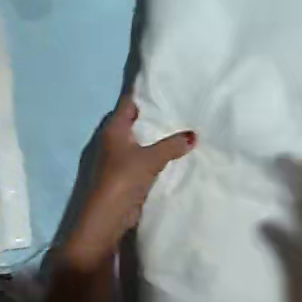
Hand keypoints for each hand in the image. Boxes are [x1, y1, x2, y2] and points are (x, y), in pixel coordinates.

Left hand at [58, 97, 194, 272]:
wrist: (108, 217)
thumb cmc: (123, 179)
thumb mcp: (151, 159)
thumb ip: (172, 146)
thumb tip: (193, 135)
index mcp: (113, 129)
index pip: (129, 102)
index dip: (144, 93)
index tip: (165, 84)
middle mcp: (112, 140)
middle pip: (135, 121)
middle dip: (154, 115)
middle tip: (180, 105)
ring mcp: (117, 158)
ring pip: (140, 140)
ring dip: (156, 137)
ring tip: (181, 126)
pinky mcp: (124, 175)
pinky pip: (143, 158)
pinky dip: (155, 154)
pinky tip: (173, 153)